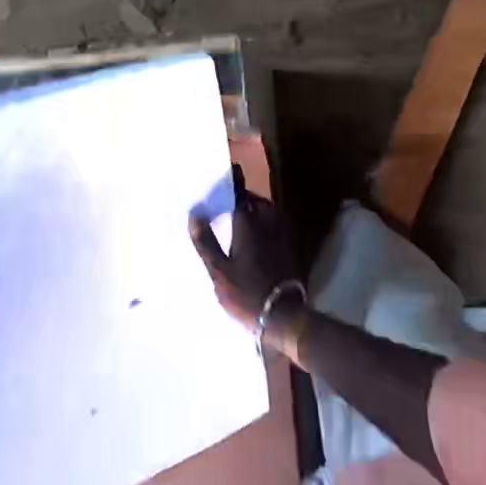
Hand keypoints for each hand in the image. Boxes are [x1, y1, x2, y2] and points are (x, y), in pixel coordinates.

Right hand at [188, 168, 296, 331]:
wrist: (283, 315)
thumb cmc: (245, 293)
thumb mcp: (218, 271)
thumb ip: (206, 242)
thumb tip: (195, 214)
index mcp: (248, 224)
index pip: (240, 194)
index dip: (236, 181)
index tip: (232, 169)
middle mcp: (268, 223)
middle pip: (257, 202)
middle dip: (245, 198)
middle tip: (231, 201)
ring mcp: (282, 236)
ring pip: (269, 214)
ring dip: (257, 210)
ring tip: (242, 217)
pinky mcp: (290, 250)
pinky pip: (277, 228)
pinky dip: (266, 225)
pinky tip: (258, 236)